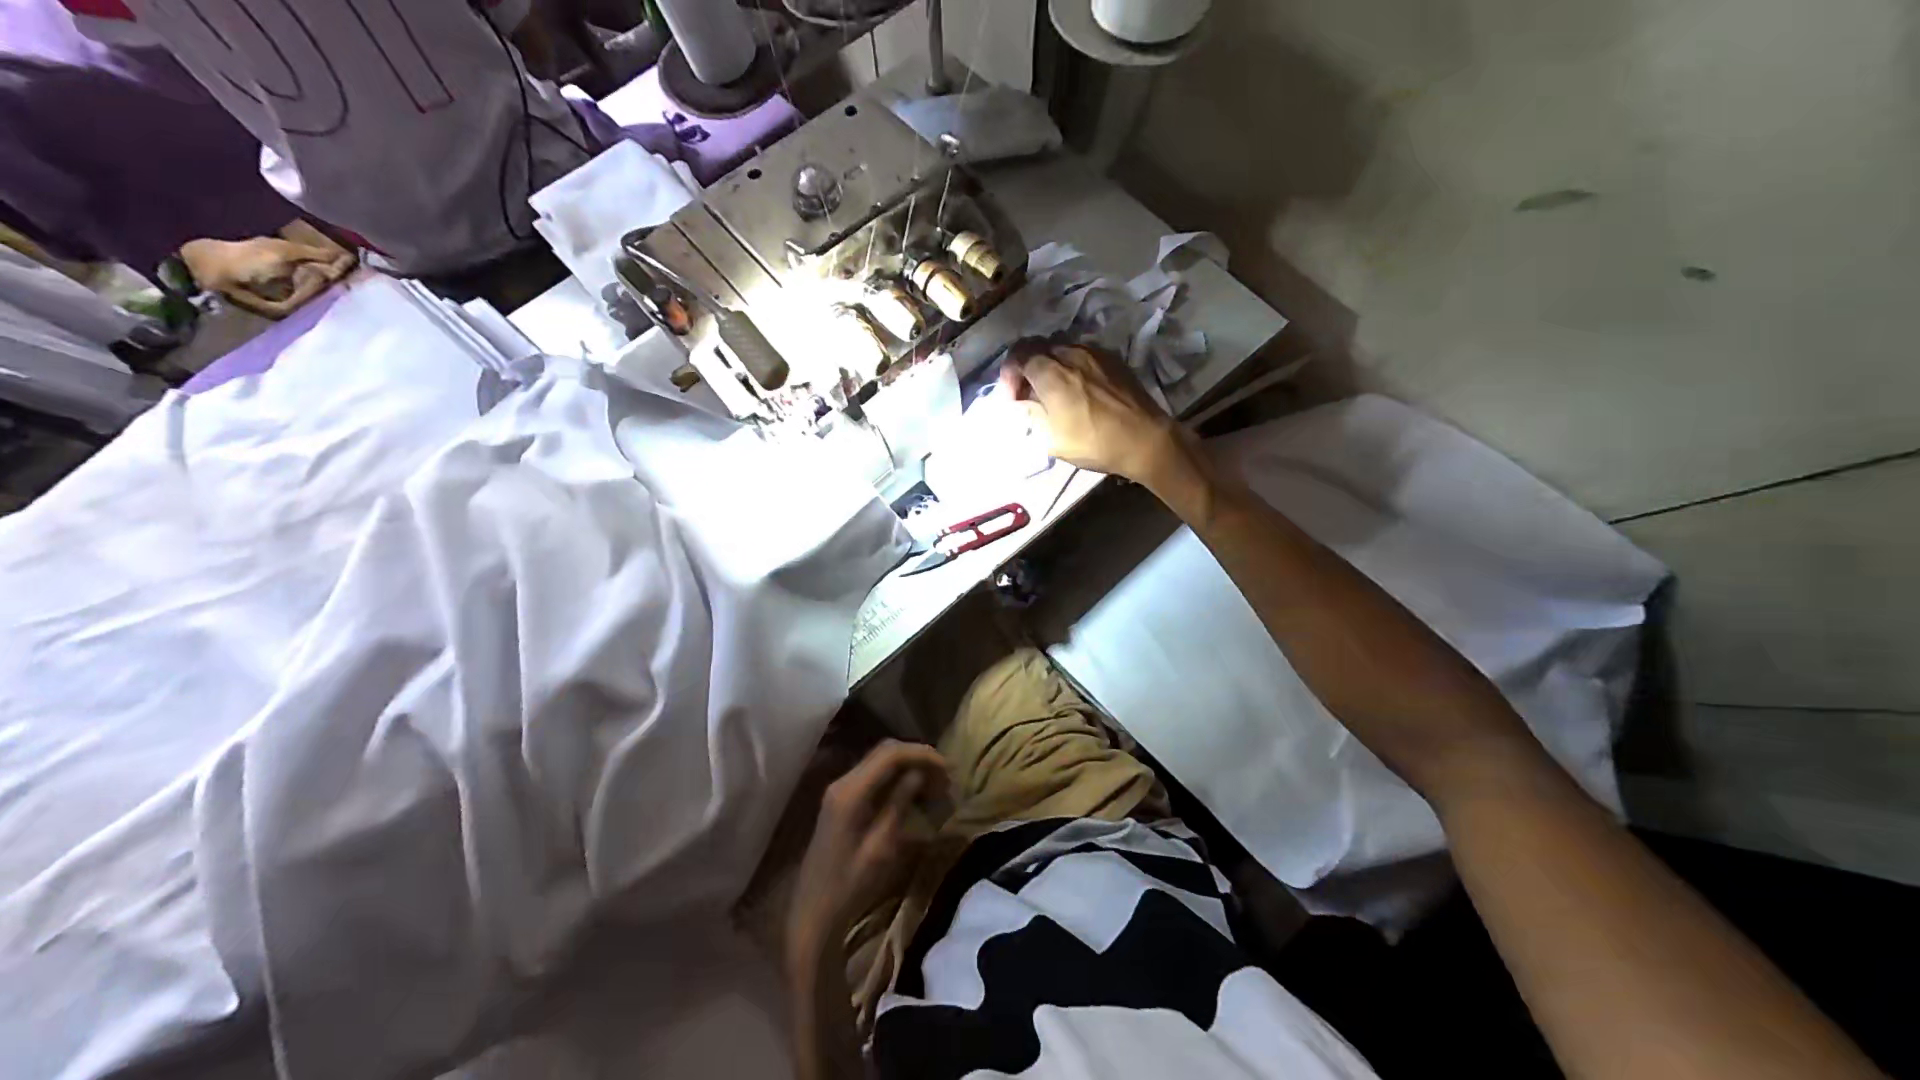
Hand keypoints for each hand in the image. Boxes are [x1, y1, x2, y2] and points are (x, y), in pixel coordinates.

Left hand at [786, 740, 947, 960]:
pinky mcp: (842, 800)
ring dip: (909, 766)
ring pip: (879, 761)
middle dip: (918, 758)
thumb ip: (899, 804)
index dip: (922, 755)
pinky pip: (873, 776)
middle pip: (885, 752)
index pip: (890, 754)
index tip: (947, 769)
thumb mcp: (882, 847)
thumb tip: (919, 775)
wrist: (815, 910)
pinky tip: (914, 793)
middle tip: (945, 777)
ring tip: (935, 786)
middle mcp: (843, 782)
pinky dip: (896, 778)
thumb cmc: (850, 884)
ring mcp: (840, 789)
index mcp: (850, 792)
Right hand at [998, 339, 1192, 486]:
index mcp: (1052, 374)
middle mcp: (1071, 355)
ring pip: (1060, 346)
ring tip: (1051, 388)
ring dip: (1048, 363)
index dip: (1008, 374)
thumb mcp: (1053, 440)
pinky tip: (1076, 386)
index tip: (1012, 398)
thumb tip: (1022, 402)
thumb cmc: (1096, 443)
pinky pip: (1081, 352)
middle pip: (1038, 346)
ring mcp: (1094, 353)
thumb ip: (1032, 414)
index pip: (1019, 355)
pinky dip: (1069, 364)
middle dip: (1025, 366)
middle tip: (1027, 391)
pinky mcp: (1111, 358)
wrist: (1146, 439)